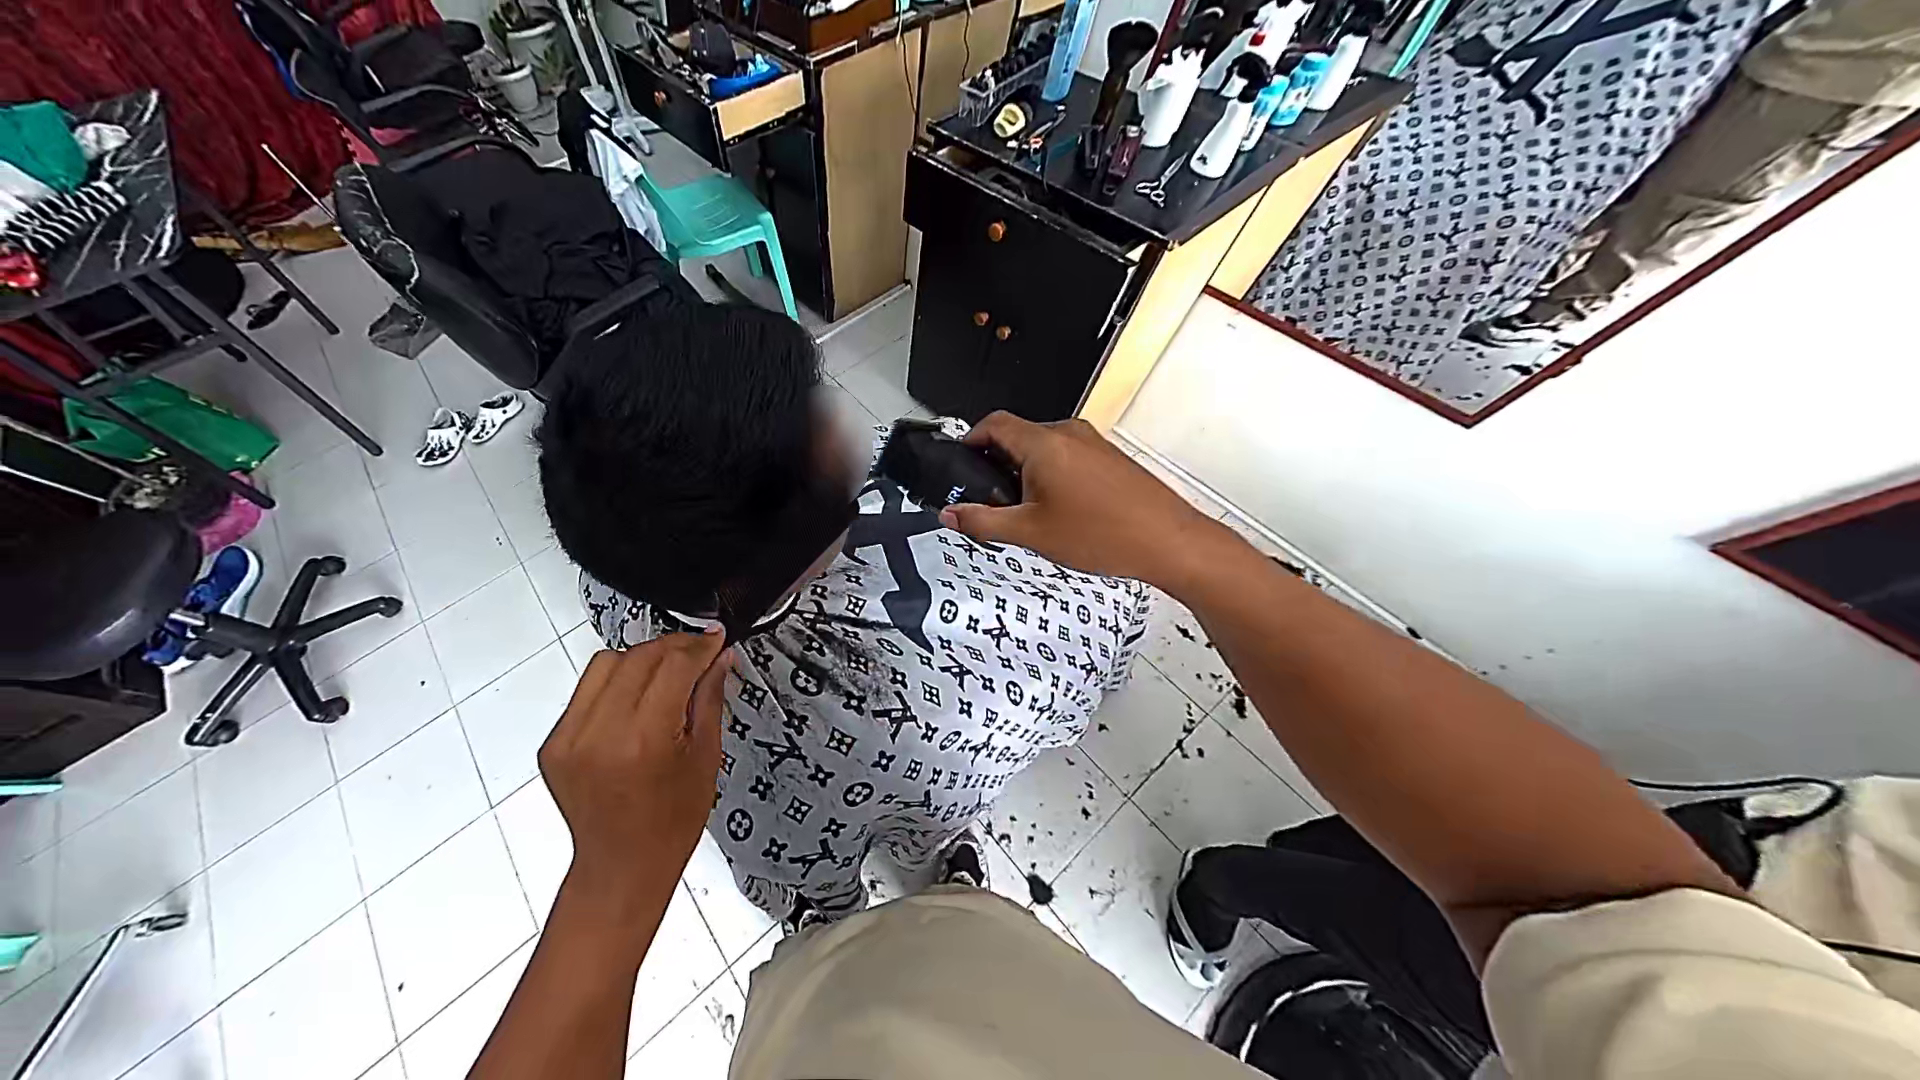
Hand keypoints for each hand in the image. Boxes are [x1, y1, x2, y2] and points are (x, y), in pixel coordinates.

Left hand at [538, 631, 730, 901]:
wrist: (623, 865)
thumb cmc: (669, 823)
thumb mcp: (706, 756)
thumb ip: (709, 698)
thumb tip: (718, 658)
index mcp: (644, 740)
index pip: (674, 664)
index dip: (700, 646)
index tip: (716, 639)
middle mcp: (599, 735)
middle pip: (640, 656)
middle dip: (676, 647)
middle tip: (700, 652)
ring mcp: (569, 738)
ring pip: (607, 663)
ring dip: (642, 659)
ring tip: (667, 674)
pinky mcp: (553, 743)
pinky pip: (586, 689)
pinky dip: (615, 683)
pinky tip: (637, 698)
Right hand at [938, 412, 1231, 588]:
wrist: (1168, 542)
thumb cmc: (1113, 533)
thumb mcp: (1031, 533)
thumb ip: (983, 521)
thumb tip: (955, 515)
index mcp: (1045, 444)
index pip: (992, 423)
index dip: (970, 440)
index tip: (961, 460)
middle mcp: (1070, 434)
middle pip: (1017, 436)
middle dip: (997, 465)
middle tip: (992, 499)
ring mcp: (1093, 444)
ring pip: (1043, 449)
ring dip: (1026, 473)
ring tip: (1030, 513)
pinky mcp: (1108, 458)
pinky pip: (1068, 457)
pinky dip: (1053, 477)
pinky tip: (1060, 512)